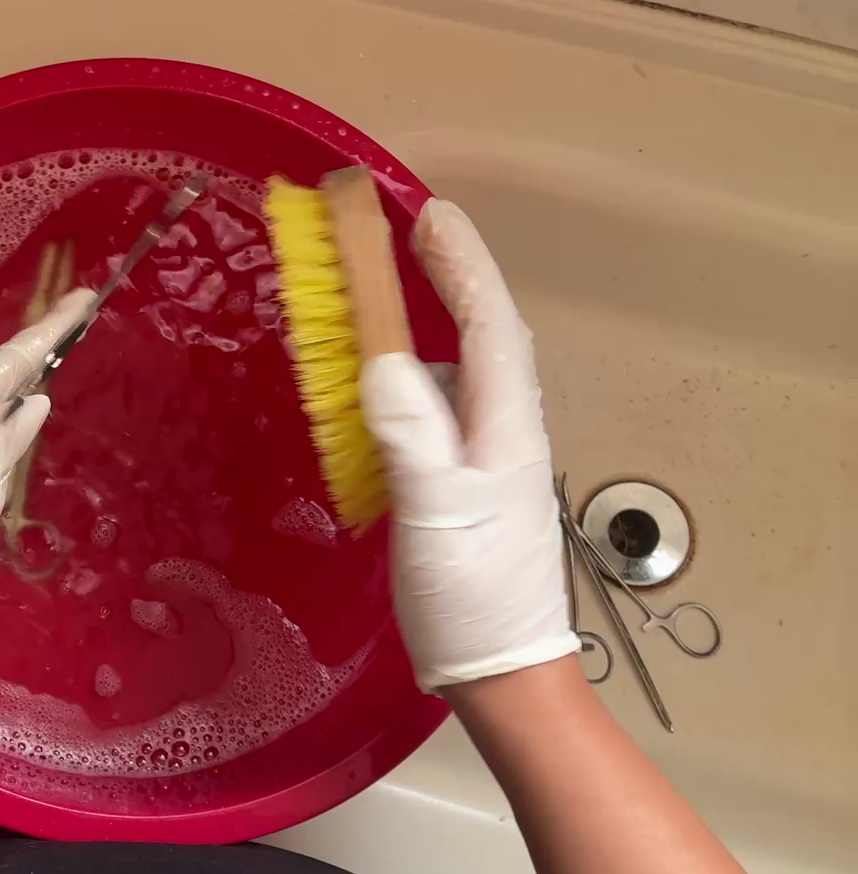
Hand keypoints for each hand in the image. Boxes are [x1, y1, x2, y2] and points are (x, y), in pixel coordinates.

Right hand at [361, 200, 578, 690]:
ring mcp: (474, 449)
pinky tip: (369, 367)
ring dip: (423, 314)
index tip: (431, 214)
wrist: (489, 660)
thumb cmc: (469, 588)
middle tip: (403, 233)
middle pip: (479, 331)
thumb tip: (381, 359)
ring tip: (380, 285)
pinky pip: (423, 398)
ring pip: (451, 362)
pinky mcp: (447, 472)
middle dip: (448, 275)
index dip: (463, 265)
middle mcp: (496, 425)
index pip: (491, 324)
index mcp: (504, 425)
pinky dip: (397, 365)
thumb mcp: (438, 513)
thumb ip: (413, 437)